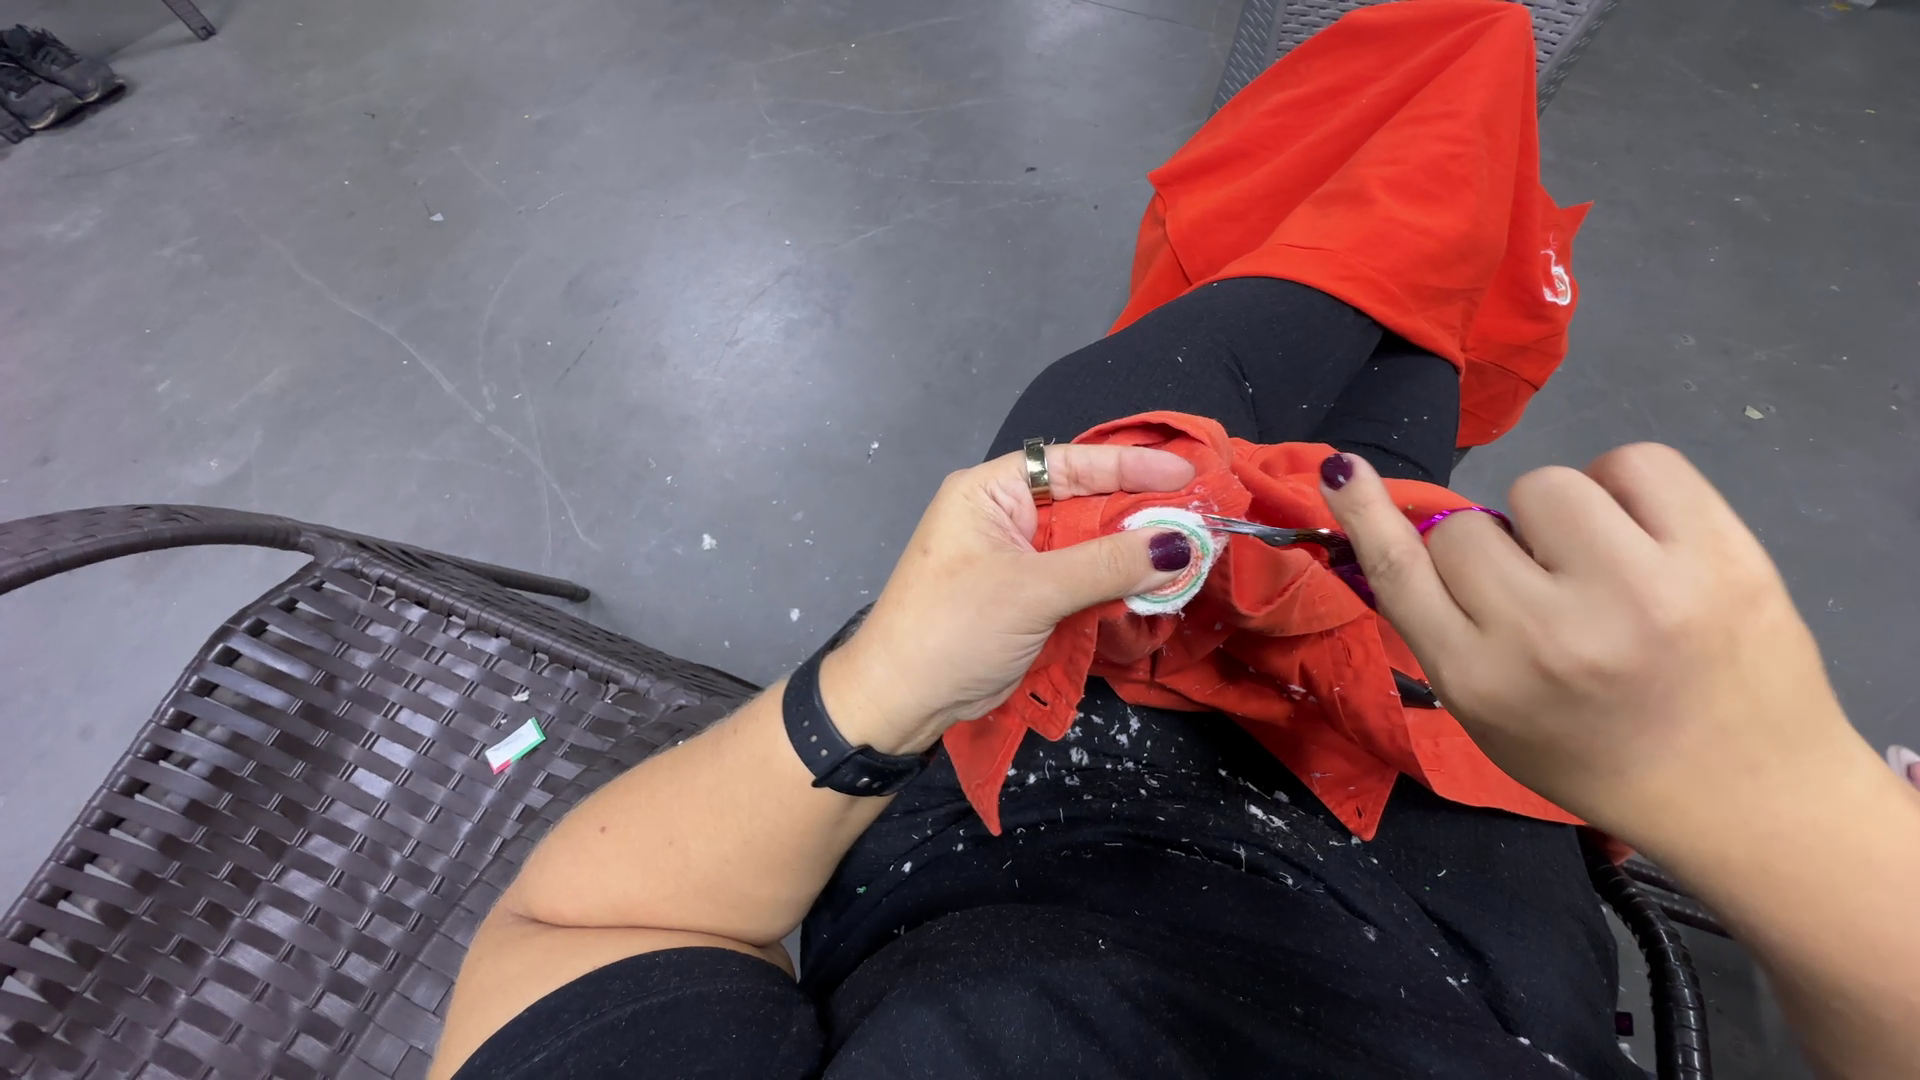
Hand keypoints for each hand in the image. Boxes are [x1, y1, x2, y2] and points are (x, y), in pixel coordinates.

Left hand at [819, 445, 1196, 754]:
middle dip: (1138, 515)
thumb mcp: (1033, 590)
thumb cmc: (954, 627)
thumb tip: (1182, 543)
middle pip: (1084, 504)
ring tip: (1189, 557)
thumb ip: (1108, 564)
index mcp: (990, 492)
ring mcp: (1016, 558)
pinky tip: (1153, 587)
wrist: (902, 699)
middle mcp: (1004, 517)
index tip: (1186, 474)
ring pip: (1087, 546)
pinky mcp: (1026, 596)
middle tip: (1200, 521)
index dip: (1129, 466)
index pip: (1068, 464)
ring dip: (1131, 554)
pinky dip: (1114, 585)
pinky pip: (1080, 579)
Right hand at [1320, 443, 1881, 858]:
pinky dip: (1623, 487)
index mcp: (1480, 678)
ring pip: (1543, 485)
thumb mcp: (1479, 709)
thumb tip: (1400, 528)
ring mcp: (1642, 591)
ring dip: (1552, 516)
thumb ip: (1435, 624)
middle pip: (1466, 527)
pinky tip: (1641, 535)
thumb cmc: (1584, 753)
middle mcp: (1550, 633)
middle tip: (1538, 590)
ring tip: (1595, 561)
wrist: (1745, 797)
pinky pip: (1633, 462)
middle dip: (1489, 550)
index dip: (1364, 513)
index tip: (1340, 470)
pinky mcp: (1723, 557)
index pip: (1400, 571)